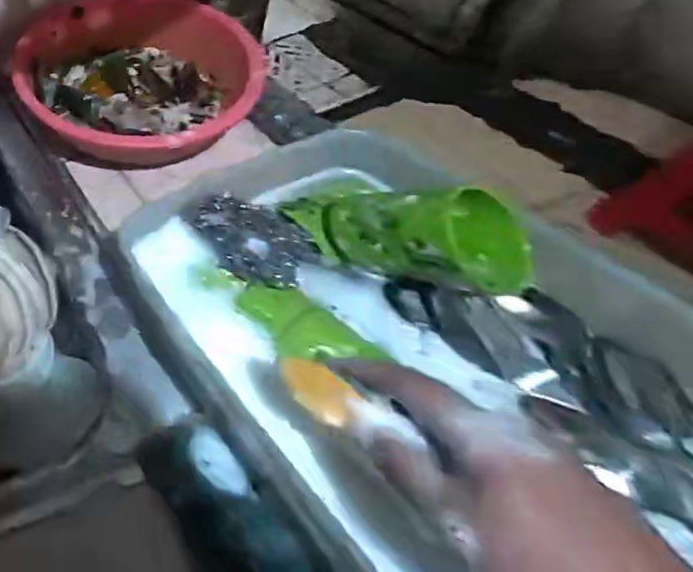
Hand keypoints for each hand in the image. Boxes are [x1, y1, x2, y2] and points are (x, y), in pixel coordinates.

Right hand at [336, 360, 682, 571]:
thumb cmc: (533, 560)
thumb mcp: (458, 520)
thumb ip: (406, 466)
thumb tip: (354, 415)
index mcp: (489, 434)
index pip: (414, 384)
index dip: (367, 371)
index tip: (327, 364)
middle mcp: (526, 433)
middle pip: (451, 403)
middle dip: (404, 399)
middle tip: (365, 404)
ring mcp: (564, 460)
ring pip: (483, 427)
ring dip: (441, 425)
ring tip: (413, 440)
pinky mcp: (589, 489)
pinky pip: (515, 450)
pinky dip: (476, 448)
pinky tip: (472, 474)